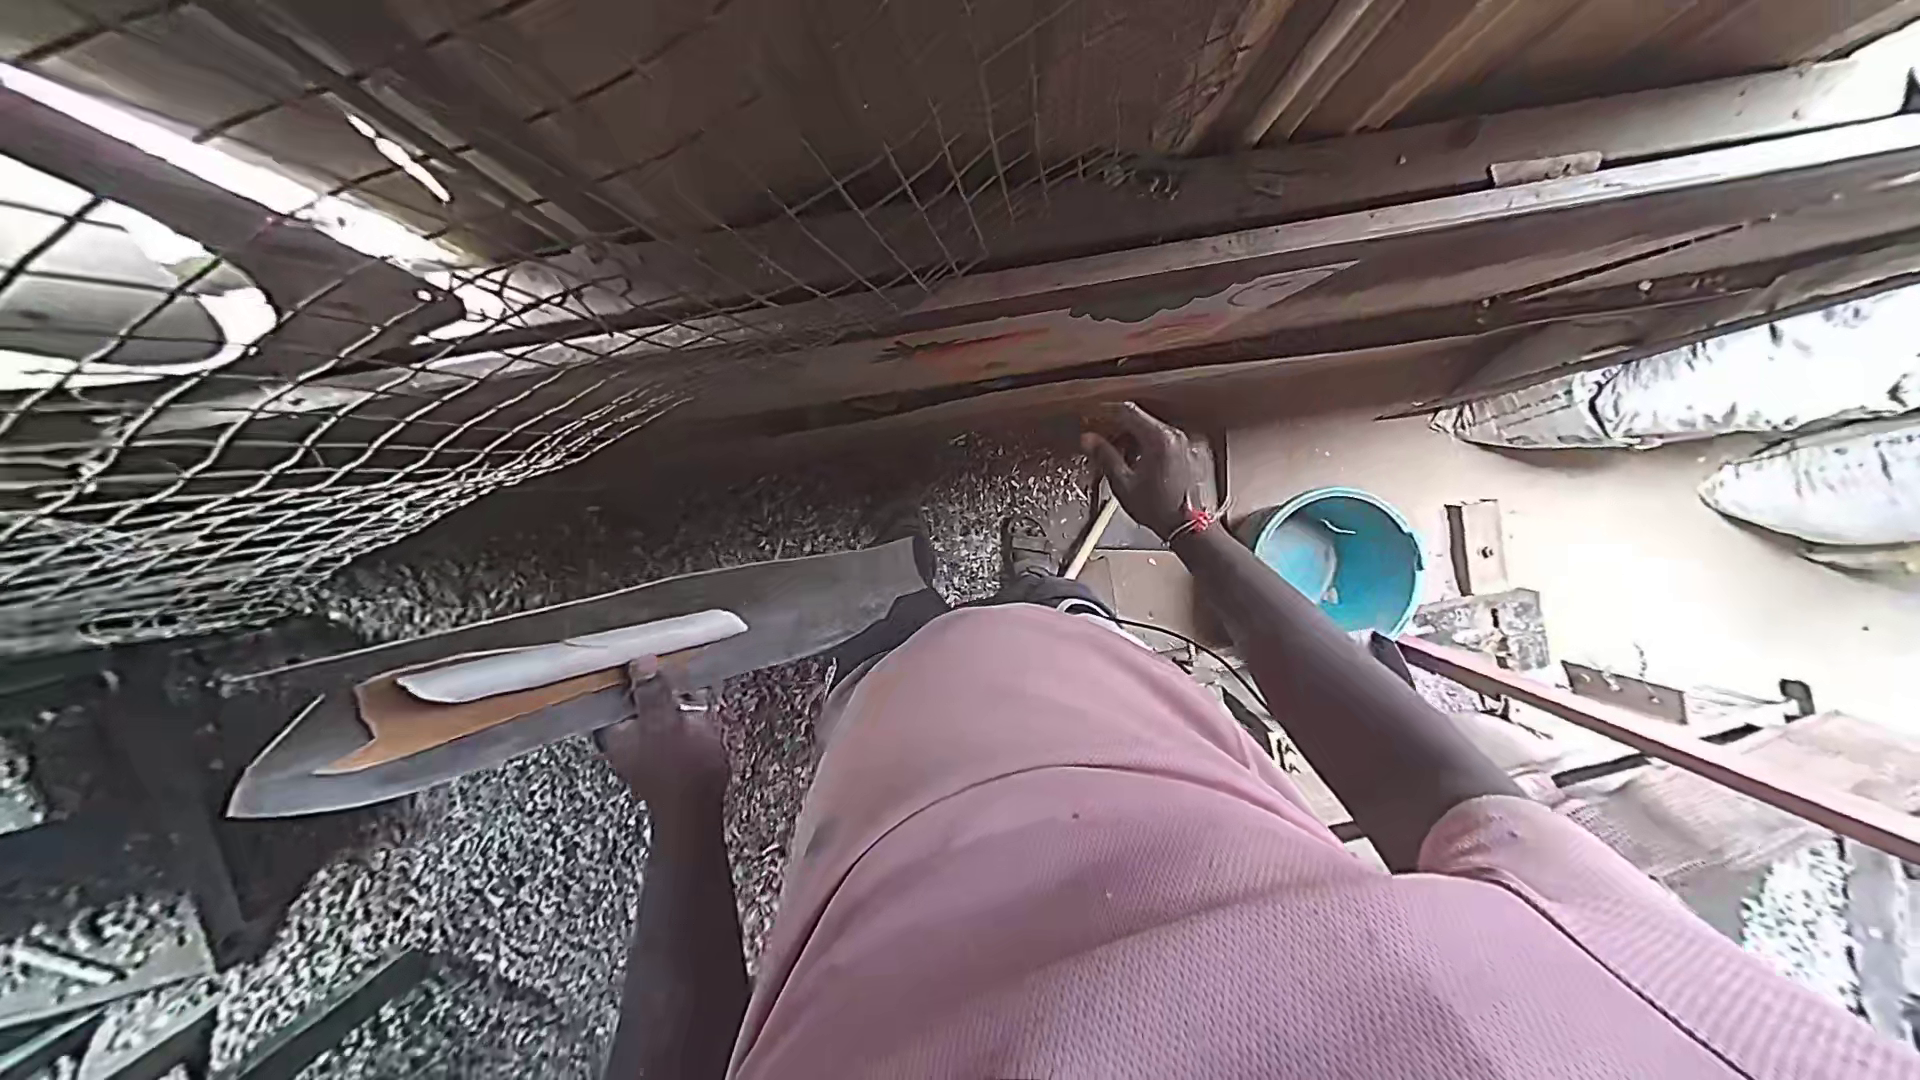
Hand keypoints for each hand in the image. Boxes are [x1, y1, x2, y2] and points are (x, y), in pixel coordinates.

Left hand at [595, 660, 729, 813]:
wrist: (698, 807)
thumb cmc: (679, 771)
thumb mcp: (665, 722)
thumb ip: (651, 692)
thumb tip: (641, 662)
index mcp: (613, 729)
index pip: (610, 687)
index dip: (624, 666)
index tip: (640, 647)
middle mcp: (625, 734)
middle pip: (633, 693)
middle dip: (651, 675)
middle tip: (667, 654)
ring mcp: (648, 739)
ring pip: (655, 701)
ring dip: (669, 687)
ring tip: (684, 667)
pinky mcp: (669, 743)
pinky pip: (673, 712)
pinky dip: (683, 701)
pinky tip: (697, 692)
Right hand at [1081, 401, 1209, 539]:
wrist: (1189, 527)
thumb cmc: (1158, 508)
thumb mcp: (1123, 483)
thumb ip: (1105, 456)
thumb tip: (1089, 439)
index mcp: (1158, 438)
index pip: (1127, 411)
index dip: (1106, 411)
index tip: (1093, 416)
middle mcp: (1174, 435)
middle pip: (1140, 419)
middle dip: (1118, 426)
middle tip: (1101, 438)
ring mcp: (1184, 443)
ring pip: (1152, 429)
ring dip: (1133, 437)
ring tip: (1118, 454)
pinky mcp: (1189, 453)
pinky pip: (1163, 440)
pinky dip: (1147, 445)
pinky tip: (1138, 462)